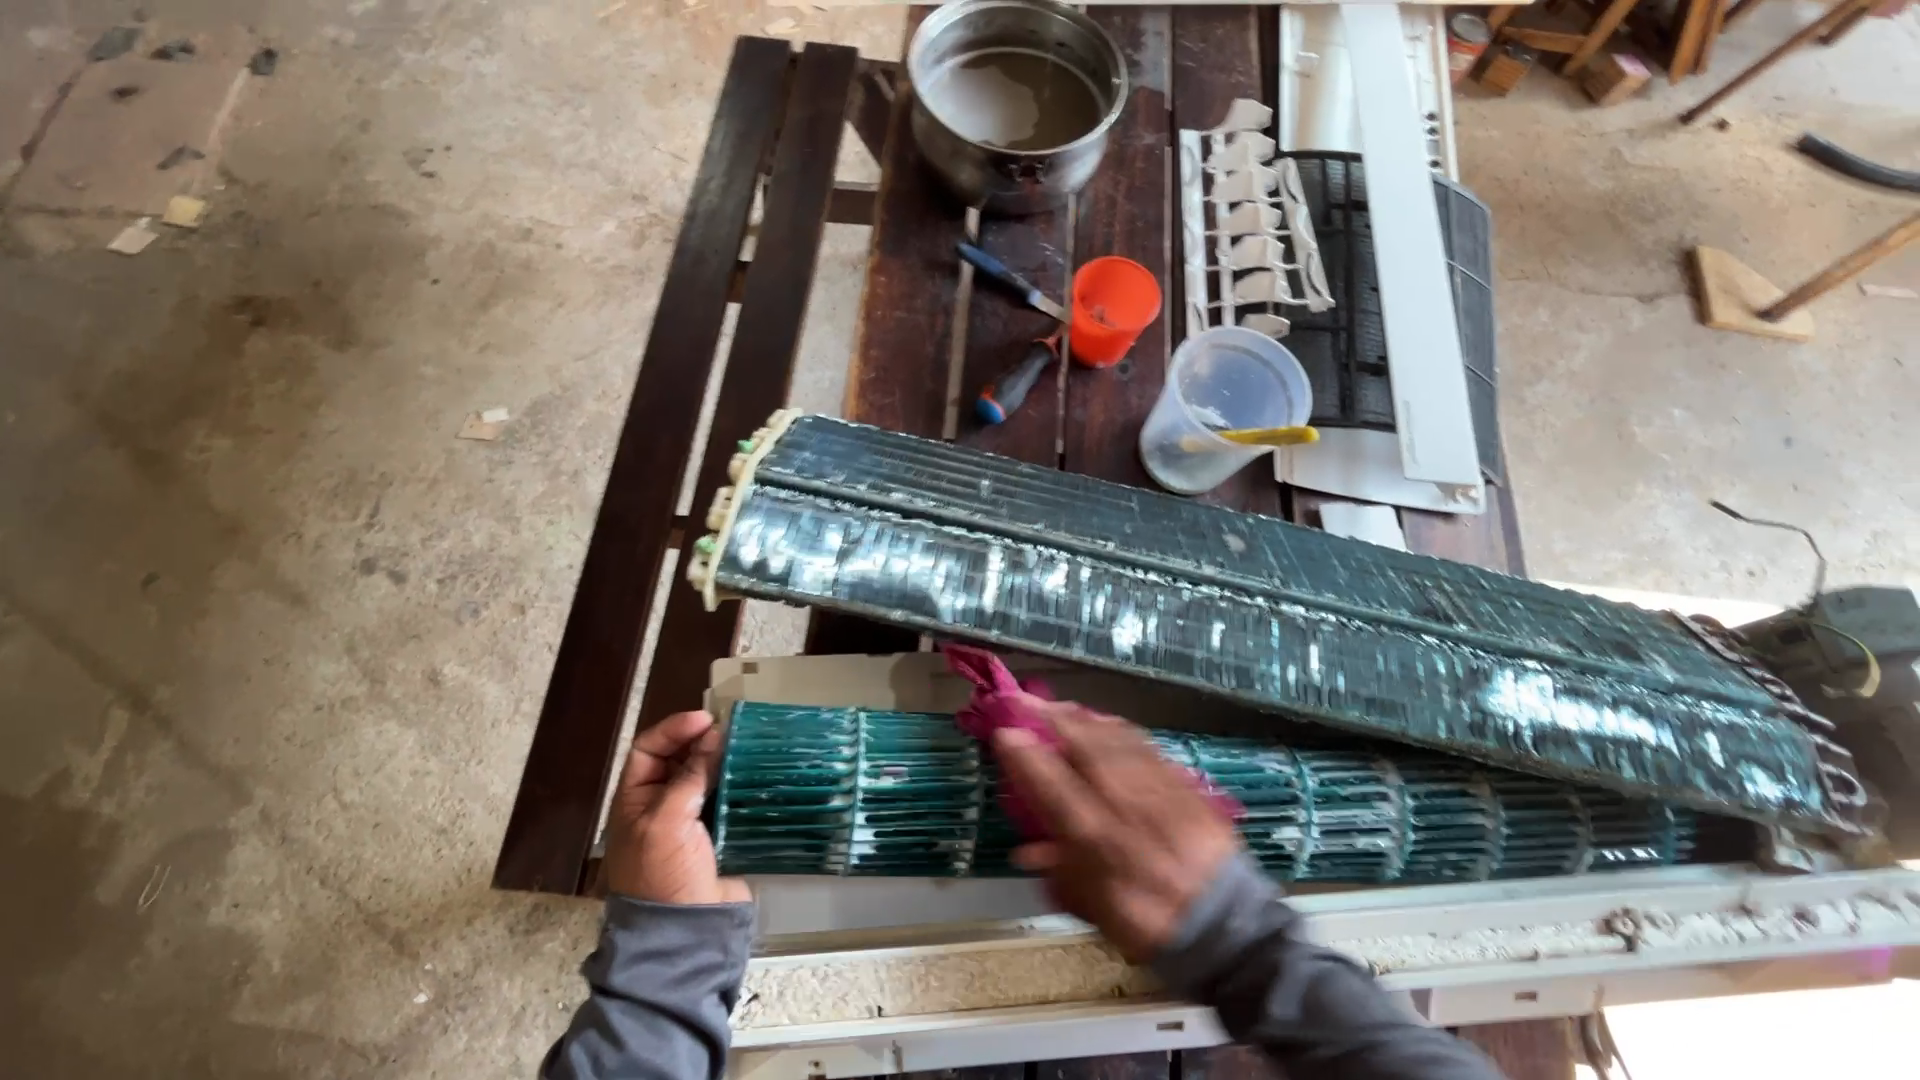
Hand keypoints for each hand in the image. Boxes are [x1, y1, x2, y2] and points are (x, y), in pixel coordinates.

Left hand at [603, 710, 750, 905]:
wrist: (686, 934)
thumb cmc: (665, 876)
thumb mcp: (668, 821)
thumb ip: (689, 776)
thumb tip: (713, 735)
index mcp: (634, 801)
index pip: (647, 749)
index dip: (674, 730)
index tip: (706, 720)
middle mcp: (658, 806)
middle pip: (676, 760)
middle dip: (700, 741)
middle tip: (731, 731)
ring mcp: (687, 823)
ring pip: (703, 777)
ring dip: (721, 760)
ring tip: (746, 747)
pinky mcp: (714, 836)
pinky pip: (723, 799)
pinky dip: (736, 784)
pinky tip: (753, 775)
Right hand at [996, 704, 1238, 961]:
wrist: (1226, 925)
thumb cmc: (1151, 923)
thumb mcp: (1096, 909)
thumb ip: (1061, 874)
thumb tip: (1026, 852)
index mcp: (1099, 840)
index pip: (1052, 785)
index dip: (1025, 755)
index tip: (1003, 733)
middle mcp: (1126, 804)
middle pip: (1084, 746)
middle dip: (1050, 718)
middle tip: (1023, 700)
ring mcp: (1158, 788)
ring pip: (1116, 738)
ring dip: (1083, 717)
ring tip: (1060, 707)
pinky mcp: (1185, 783)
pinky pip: (1145, 744)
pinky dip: (1119, 728)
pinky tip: (1106, 722)